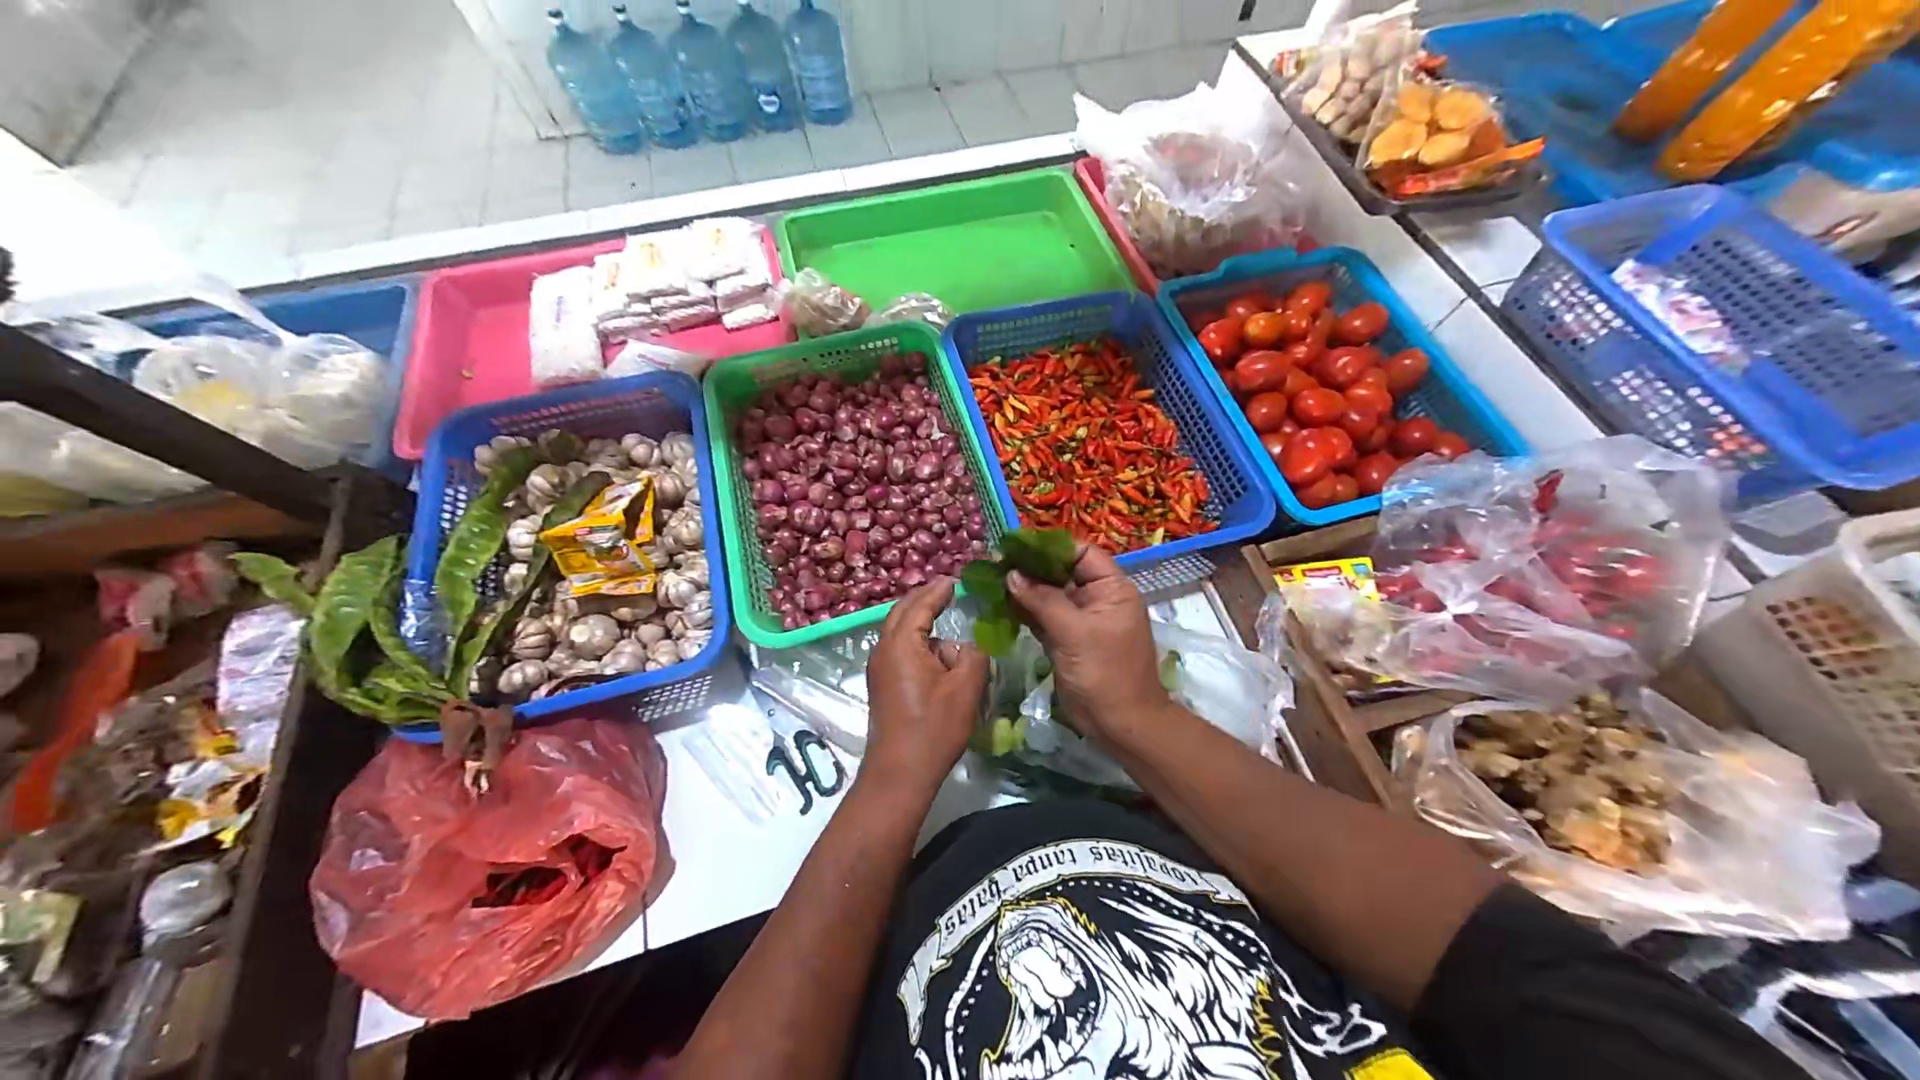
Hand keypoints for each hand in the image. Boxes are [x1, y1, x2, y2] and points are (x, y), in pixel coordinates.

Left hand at [864, 578, 988, 789]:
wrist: (901, 772)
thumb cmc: (934, 728)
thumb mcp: (966, 687)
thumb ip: (974, 655)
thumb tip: (966, 647)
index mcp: (901, 643)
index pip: (920, 604)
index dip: (938, 590)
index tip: (955, 580)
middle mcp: (883, 649)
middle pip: (903, 612)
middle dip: (924, 599)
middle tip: (948, 590)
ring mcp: (879, 668)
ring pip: (900, 632)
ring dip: (921, 621)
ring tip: (949, 619)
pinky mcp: (883, 684)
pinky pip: (900, 649)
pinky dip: (918, 640)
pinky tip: (938, 652)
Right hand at [1006, 543, 1165, 737]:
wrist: (1118, 723)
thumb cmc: (1104, 673)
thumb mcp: (1074, 632)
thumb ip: (1043, 600)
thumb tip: (1011, 574)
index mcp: (1111, 589)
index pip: (1081, 553)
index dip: (1050, 548)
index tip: (1016, 547)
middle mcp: (1097, 598)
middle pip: (1061, 572)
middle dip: (1030, 568)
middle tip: (995, 562)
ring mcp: (1080, 620)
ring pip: (1048, 595)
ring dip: (1023, 589)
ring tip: (991, 579)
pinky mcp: (1066, 639)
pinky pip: (1043, 616)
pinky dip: (1023, 610)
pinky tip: (999, 603)